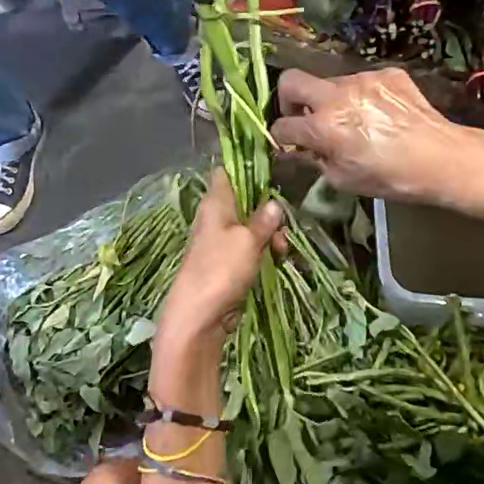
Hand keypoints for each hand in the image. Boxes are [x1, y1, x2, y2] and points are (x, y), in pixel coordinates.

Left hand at [153, 170, 284, 349]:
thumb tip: (274, 203)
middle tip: (284, 228)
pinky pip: (249, 250)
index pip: (227, 172)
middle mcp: (215, 218)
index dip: (248, 168)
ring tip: (283, 252)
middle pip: (245, 202)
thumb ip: (263, 220)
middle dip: (269, 211)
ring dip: (270, 236)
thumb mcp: (248, 240)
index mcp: (215, 203)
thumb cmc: (221, 269)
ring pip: (250, 228)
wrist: (199, 315)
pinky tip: (278, 262)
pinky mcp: (226, 264)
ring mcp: (220, 242)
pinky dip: (263, 253)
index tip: (275, 172)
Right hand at [269, 68, 483, 211]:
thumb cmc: (390, 178)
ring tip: (351, 122)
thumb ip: (313, 160)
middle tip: (301, 117)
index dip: (280, 138)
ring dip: (330, 100)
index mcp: (323, 126)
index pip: (282, 126)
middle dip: (287, 100)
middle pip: (291, 81)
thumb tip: (297, 152)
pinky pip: (360, 81)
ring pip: (329, 82)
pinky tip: (377, 115)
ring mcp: (363, 79)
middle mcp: (337, 96)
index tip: (287, 145)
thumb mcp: (343, 179)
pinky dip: (360, 97)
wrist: (442, 158)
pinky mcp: (386, 74)